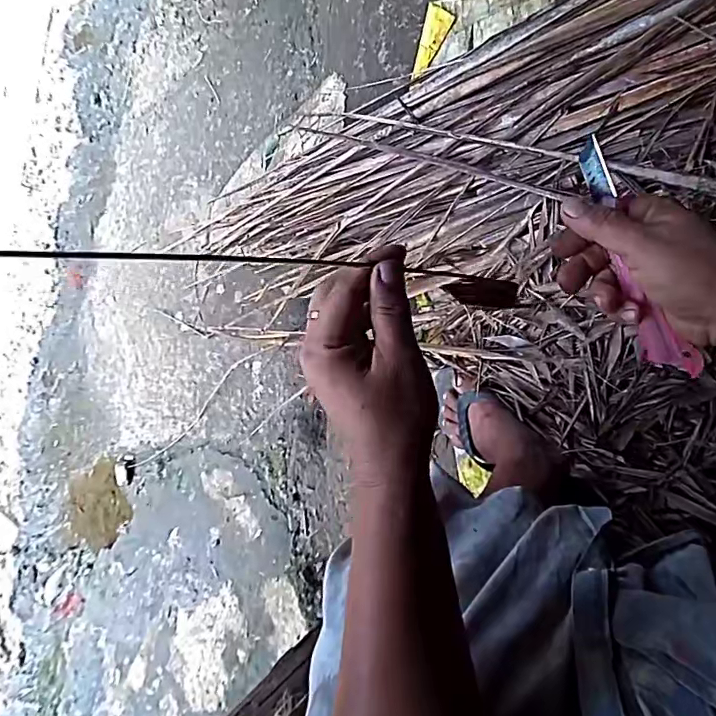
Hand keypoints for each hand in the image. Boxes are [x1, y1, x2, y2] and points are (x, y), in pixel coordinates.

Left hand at [302, 246, 436, 491]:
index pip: (343, 288)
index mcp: (322, 347)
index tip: (402, 249)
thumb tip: (387, 265)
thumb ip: (392, 309)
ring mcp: (321, 357)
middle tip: (402, 263)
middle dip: (366, 274)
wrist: (391, 465)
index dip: (372, 264)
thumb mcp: (401, 358)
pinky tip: (388, 308)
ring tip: (399, 280)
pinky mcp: (334, 365)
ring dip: (367, 291)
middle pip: (334, 293)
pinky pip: (347, 325)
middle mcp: (312, 348)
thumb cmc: (399, 418)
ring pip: (340, 307)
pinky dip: (367, 312)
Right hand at [551, 195, 715, 349]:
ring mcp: (648, 270)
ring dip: (604, 293)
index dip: (580, 231)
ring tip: (611, 302)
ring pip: (607, 278)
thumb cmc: (696, 271)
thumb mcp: (641, 244)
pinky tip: (633, 313)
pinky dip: (622, 308)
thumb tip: (570, 204)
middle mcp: (646, 240)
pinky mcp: (650, 296)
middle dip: (584, 267)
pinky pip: (622, 299)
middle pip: (599, 249)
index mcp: (647, 216)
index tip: (563, 247)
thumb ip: (601, 225)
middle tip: (569, 281)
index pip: (602, 215)